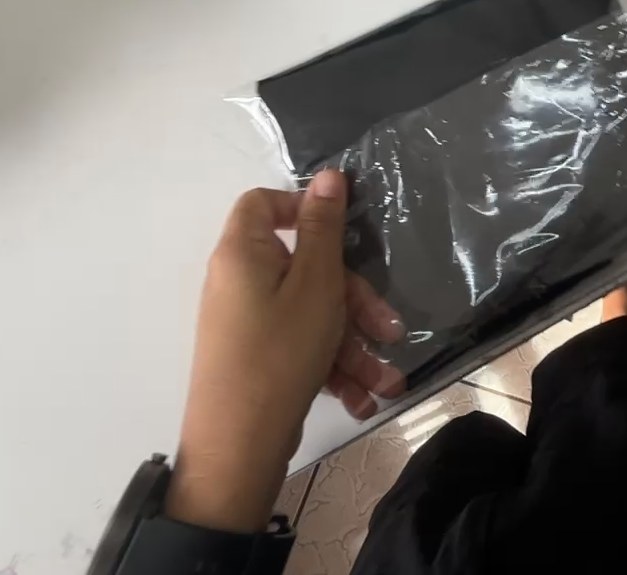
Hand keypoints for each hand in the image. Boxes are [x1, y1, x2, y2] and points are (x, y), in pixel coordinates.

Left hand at [166, 172, 406, 531]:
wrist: (237, 452)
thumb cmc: (280, 352)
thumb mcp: (316, 283)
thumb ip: (324, 227)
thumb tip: (328, 174)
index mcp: (245, 253)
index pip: (262, 203)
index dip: (302, 206)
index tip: (342, 230)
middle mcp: (242, 281)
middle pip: (307, 266)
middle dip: (356, 300)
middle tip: (389, 329)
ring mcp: (249, 321)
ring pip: (313, 312)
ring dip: (354, 342)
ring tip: (387, 380)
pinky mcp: (260, 355)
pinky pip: (302, 342)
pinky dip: (333, 364)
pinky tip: (364, 396)